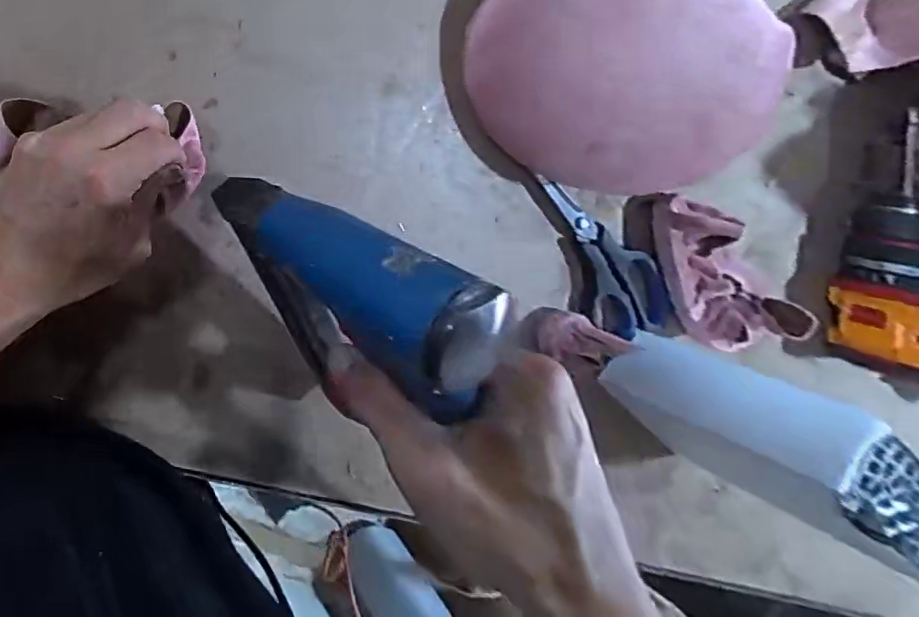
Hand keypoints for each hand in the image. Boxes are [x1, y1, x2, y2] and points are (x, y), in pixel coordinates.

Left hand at [0, 99, 186, 316]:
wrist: (8, 271)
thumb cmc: (75, 269)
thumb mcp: (132, 245)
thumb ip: (152, 199)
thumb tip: (164, 169)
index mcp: (106, 181)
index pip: (158, 143)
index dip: (176, 153)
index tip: (173, 168)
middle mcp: (77, 150)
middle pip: (133, 109)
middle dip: (155, 126)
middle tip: (156, 148)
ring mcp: (48, 140)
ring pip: (102, 111)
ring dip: (122, 128)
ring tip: (122, 152)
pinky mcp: (29, 140)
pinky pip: (75, 123)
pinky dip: (93, 135)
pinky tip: (89, 159)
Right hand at [330, 351, 657, 616]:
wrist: (584, 612)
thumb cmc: (507, 532)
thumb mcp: (426, 466)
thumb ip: (376, 402)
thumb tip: (334, 351)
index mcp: (525, 366)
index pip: (440, 329)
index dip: (392, 336)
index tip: (358, 350)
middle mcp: (543, 373)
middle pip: (453, 356)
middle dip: (412, 379)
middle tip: (382, 405)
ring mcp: (553, 405)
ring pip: (467, 384)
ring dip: (433, 403)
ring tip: (411, 433)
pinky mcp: (553, 435)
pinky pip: (487, 406)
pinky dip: (458, 420)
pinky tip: (445, 452)